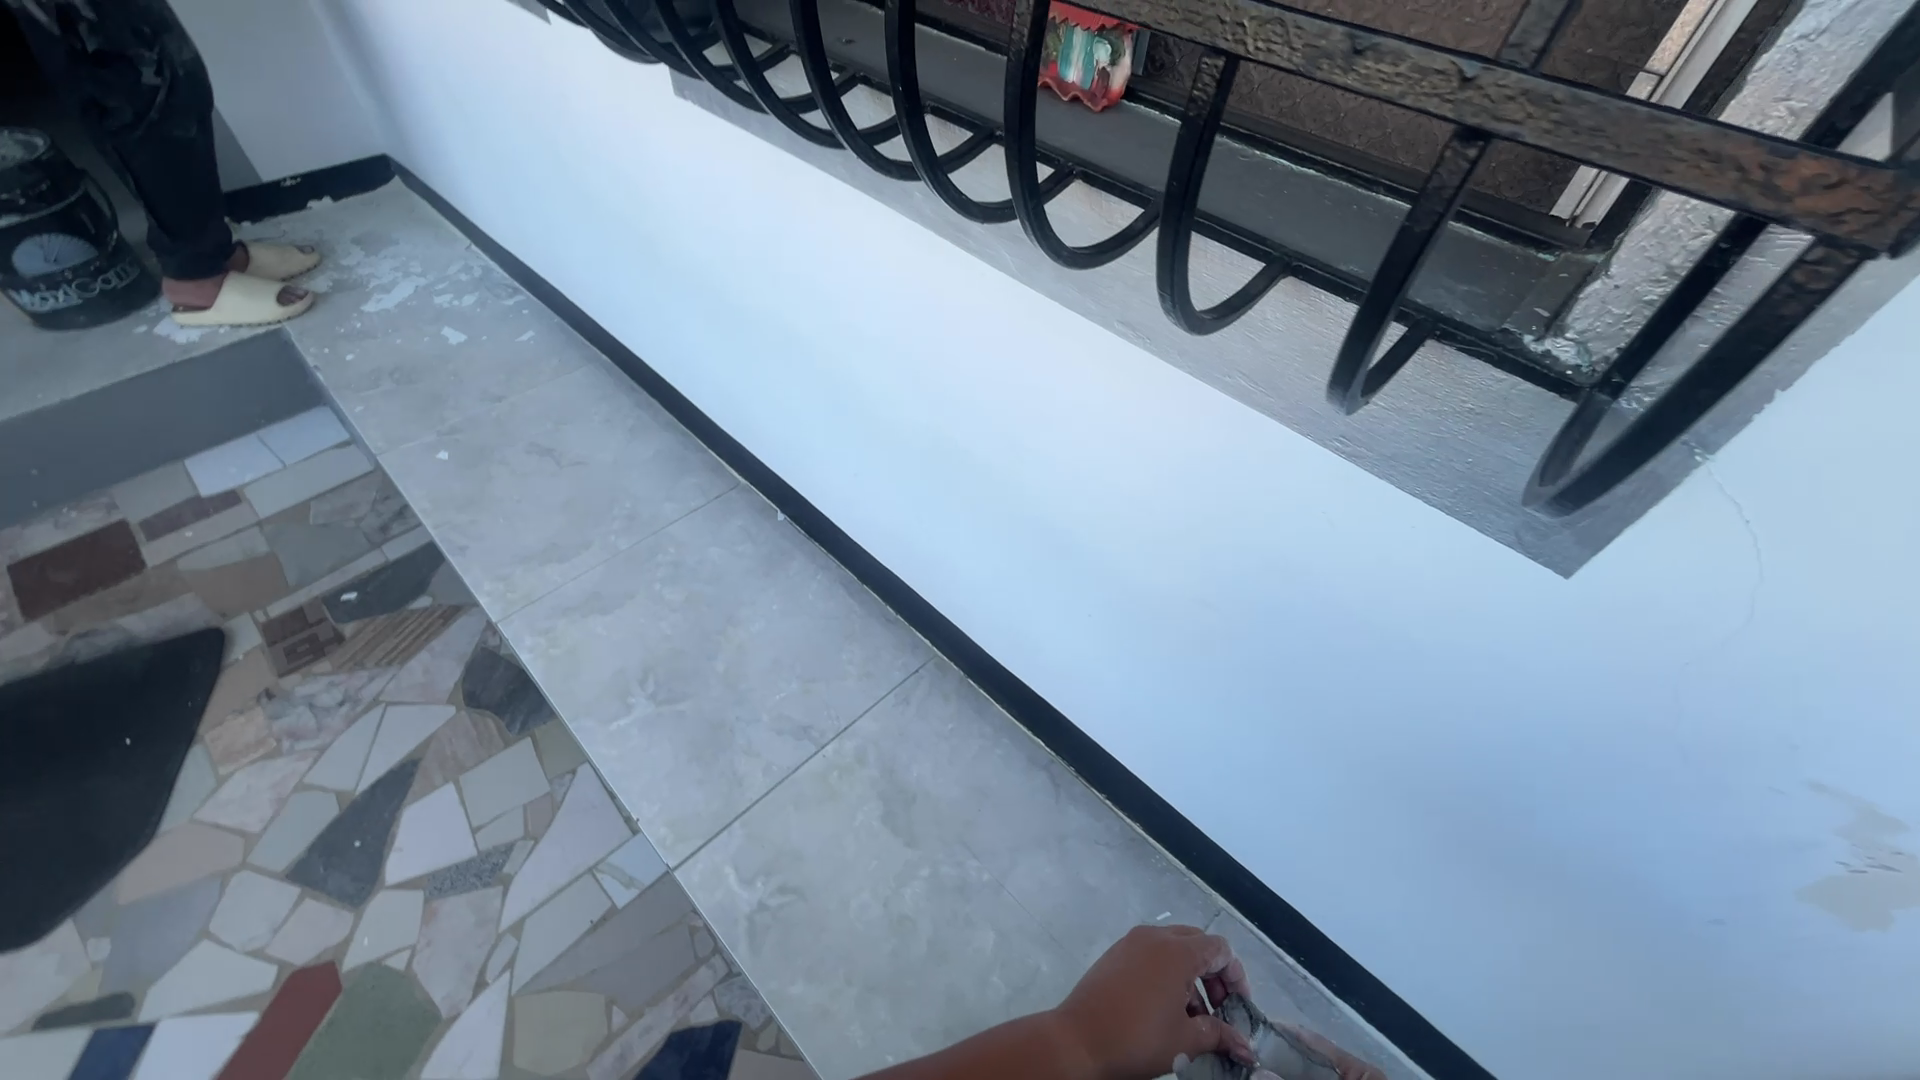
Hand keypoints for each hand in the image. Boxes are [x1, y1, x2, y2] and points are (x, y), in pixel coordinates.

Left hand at [1050, 925, 1256, 1079]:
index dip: (1236, 976)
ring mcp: (1132, 942)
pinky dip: (1167, 973)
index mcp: (1176, 951)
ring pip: (1174, 948)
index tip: (1238, 1007)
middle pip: (1197, 943)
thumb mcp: (1186, 1042)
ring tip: (1193, 1018)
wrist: (1079, 1038)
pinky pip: (1151, 954)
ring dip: (1190, 976)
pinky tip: (1166, 1009)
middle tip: (1219, 1010)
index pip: (1219, 948)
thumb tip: (1247, 1048)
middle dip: (1214, 975)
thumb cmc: (1138, 1037)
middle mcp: (1154, 937)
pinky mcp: (1116, 953)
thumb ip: (1220, 1036)